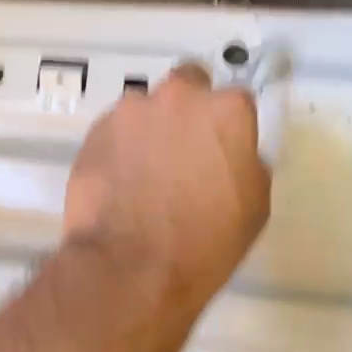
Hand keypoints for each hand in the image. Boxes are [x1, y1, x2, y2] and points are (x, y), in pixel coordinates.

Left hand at [64, 61, 270, 310]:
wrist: (130, 267)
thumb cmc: (205, 244)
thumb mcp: (254, 207)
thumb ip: (248, 162)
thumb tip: (235, 153)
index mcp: (226, 111)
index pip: (237, 101)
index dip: (231, 125)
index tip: (225, 150)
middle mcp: (180, 96)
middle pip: (189, 84)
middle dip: (189, 107)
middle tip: (185, 149)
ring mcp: (133, 108)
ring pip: (148, 107)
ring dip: (152, 127)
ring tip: (146, 172)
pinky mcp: (97, 127)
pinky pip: (117, 129)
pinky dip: (121, 146)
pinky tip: (120, 182)